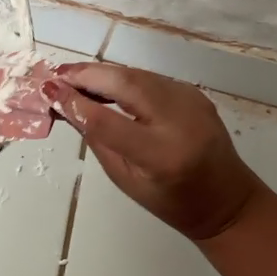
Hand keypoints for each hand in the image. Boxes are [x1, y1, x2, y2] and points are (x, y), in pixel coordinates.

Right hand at [45, 62, 260, 240]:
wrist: (227, 200)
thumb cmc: (171, 201)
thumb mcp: (125, 179)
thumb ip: (97, 138)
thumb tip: (66, 105)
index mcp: (161, 155)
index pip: (107, 121)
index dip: (75, 102)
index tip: (49, 91)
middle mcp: (179, 121)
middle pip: (125, 83)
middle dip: (87, 75)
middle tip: (57, 75)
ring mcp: (190, 101)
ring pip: (136, 74)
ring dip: (102, 73)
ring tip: (73, 77)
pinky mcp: (193, 93)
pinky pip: (150, 79)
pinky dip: (123, 78)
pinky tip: (104, 84)